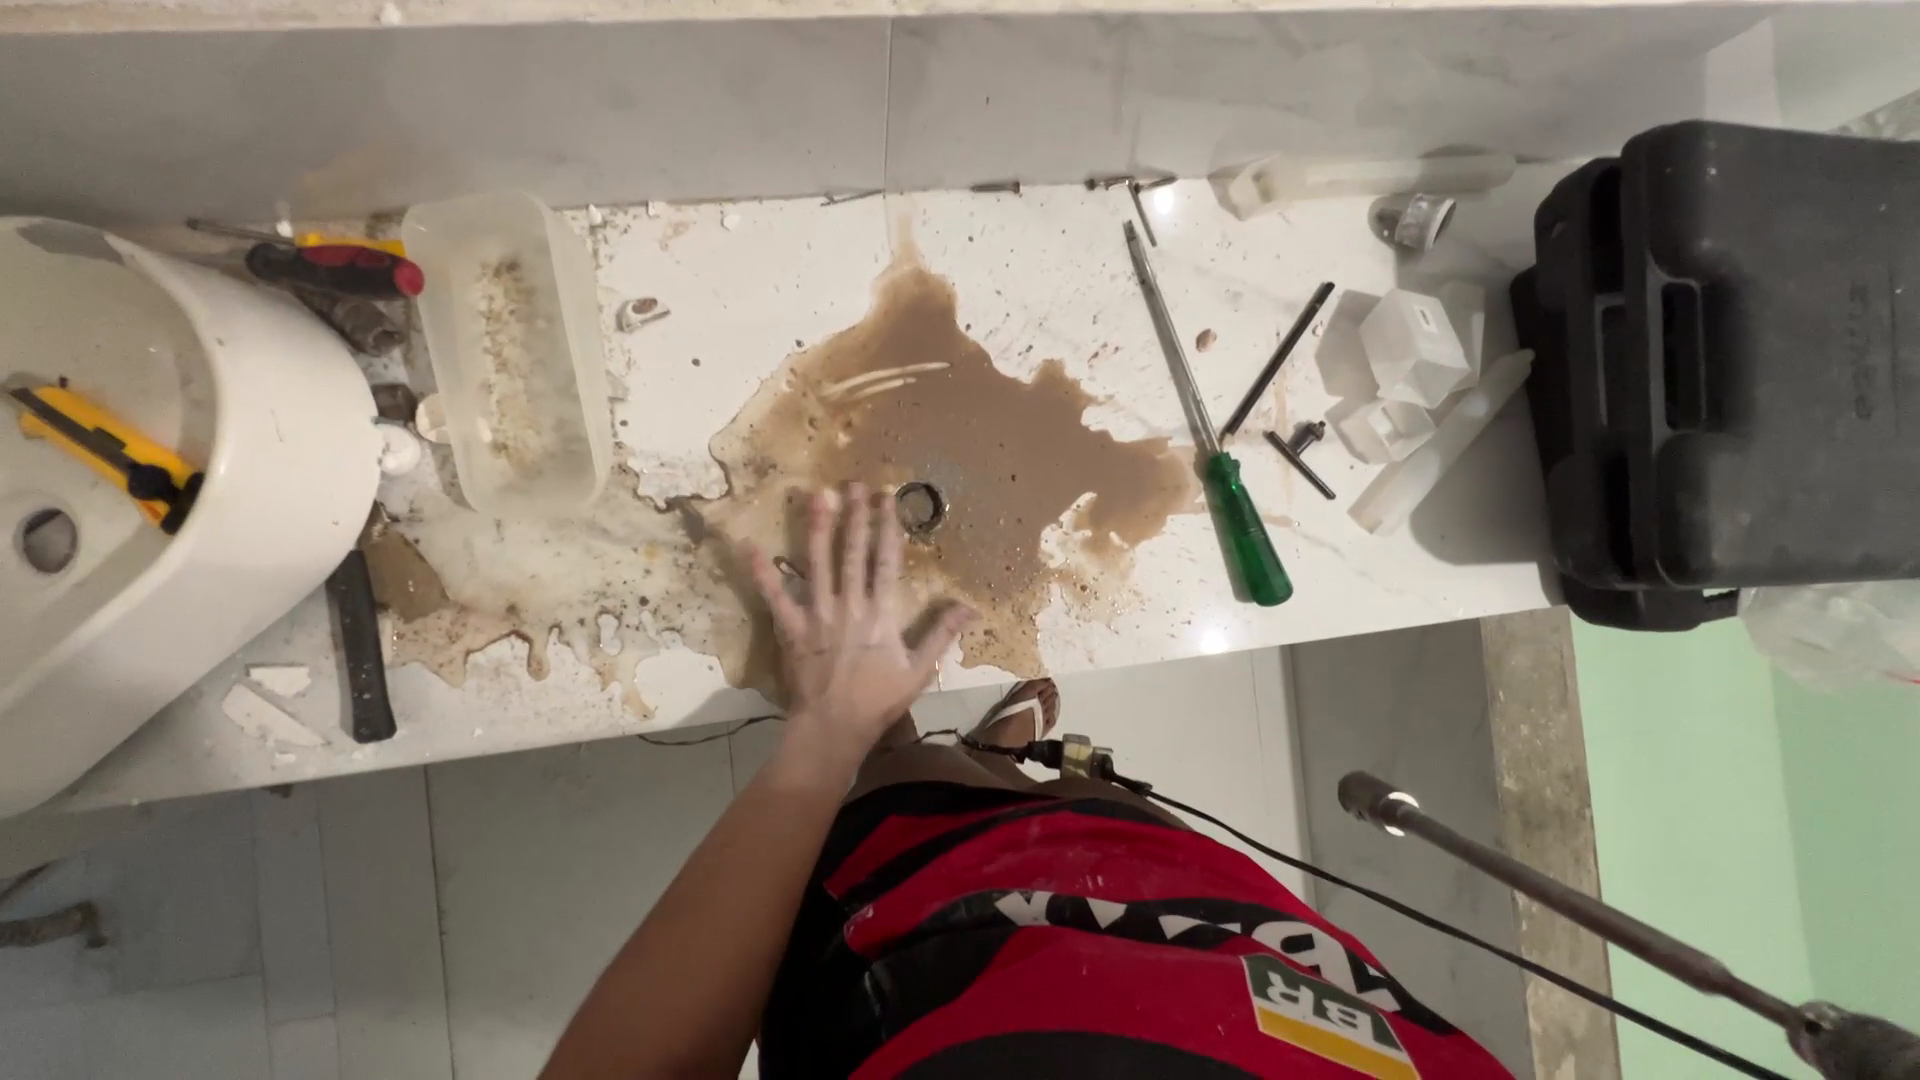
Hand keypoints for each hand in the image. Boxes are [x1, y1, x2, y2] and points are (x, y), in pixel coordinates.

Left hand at [740, 484, 974, 773]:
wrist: (834, 728)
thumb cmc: (879, 700)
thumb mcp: (919, 670)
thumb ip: (941, 634)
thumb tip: (969, 606)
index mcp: (881, 613)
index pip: (886, 561)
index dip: (887, 527)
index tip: (887, 498)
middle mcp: (849, 604)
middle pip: (852, 553)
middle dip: (855, 516)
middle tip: (853, 484)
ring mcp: (817, 614)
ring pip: (817, 564)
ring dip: (818, 528)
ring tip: (817, 495)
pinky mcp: (791, 628)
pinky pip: (775, 596)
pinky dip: (762, 572)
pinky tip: (751, 546)